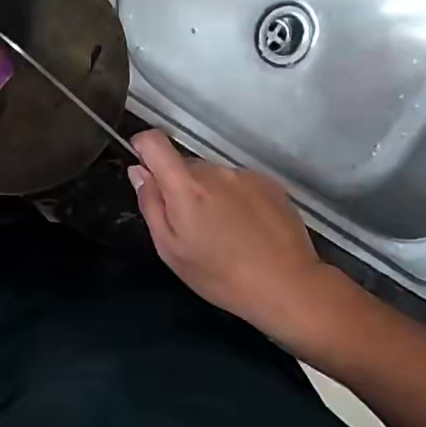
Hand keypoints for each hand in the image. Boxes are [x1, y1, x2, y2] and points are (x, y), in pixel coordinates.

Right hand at [129, 130, 330, 328]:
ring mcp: (246, 175)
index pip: (155, 142)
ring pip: (214, 177)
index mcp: (187, 186)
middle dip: (181, 188)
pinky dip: (235, 200)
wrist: (286, 284)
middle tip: (191, 227)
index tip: (144, 168)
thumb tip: (139, 171)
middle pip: (185, 166)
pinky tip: (246, 229)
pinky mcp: (270, 183)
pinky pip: (239, 183)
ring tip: (223, 233)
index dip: (143, 148)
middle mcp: (216, 171)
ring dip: (210, 195)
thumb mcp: (171, 249)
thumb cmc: (220, 275)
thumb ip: (151, 205)